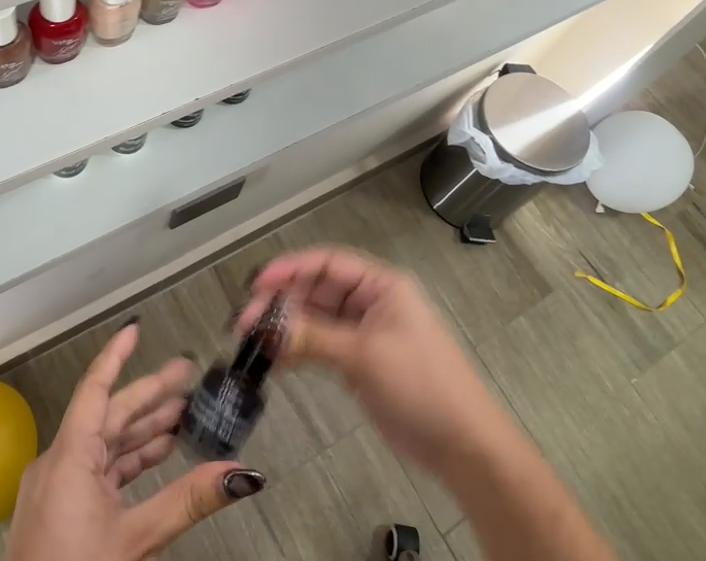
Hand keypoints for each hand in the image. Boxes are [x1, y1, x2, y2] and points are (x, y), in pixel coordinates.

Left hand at [6, 322, 266, 560]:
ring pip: (106, 444)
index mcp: (68, 458)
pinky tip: (159, 452)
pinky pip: (100, 469)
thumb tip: (242, 473)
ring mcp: (57, 488)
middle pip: (108, 416)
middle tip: (188, 376)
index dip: (116, 356)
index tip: (135, 329)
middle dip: (150, 396)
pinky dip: (130, 459)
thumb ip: (189, 498)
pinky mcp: (62, 509)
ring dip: (144, 429)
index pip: (95, 390)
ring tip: (184, 414)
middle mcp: (58, 464)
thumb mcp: (137, 537)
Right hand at [239, 247, 507, 471]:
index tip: (255, 282)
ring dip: (285, 326)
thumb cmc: (421, 383)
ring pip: (316, 319)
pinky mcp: (359, 363)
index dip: (291, 268)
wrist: (462, 442)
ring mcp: (365, 333)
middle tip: (243, 320)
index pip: (328, 263)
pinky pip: (320, 345)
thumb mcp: (366, 354)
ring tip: (248, 340)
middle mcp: (371, 302)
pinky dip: (297, 349)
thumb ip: (313, 337)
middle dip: (282, 301)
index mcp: (382, 285)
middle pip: (318, 289)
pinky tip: (271, 359)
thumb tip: (264, 328)